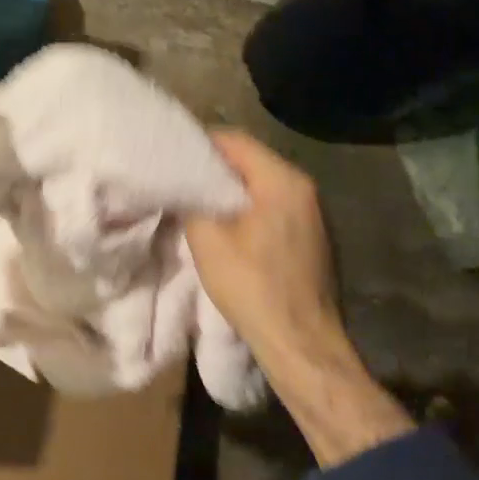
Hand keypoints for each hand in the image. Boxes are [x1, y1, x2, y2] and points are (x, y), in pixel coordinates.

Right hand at [183, 131, 337, 352]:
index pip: (234, 141)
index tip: (167, 154)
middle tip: (174, 176)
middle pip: (249, 160)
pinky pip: (270, 205)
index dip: (197, 143)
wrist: (299, 339)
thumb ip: (191, 200)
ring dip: (227, 189)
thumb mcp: (206, 238)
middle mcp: (303, 189)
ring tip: (192, 199)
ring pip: (259, 184)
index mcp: (282, 181)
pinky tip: (221, 223)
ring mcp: (311, 213)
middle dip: (211, 166)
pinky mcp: (309, 235)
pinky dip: (244, 207)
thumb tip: (181, 183)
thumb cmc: (251, 283)